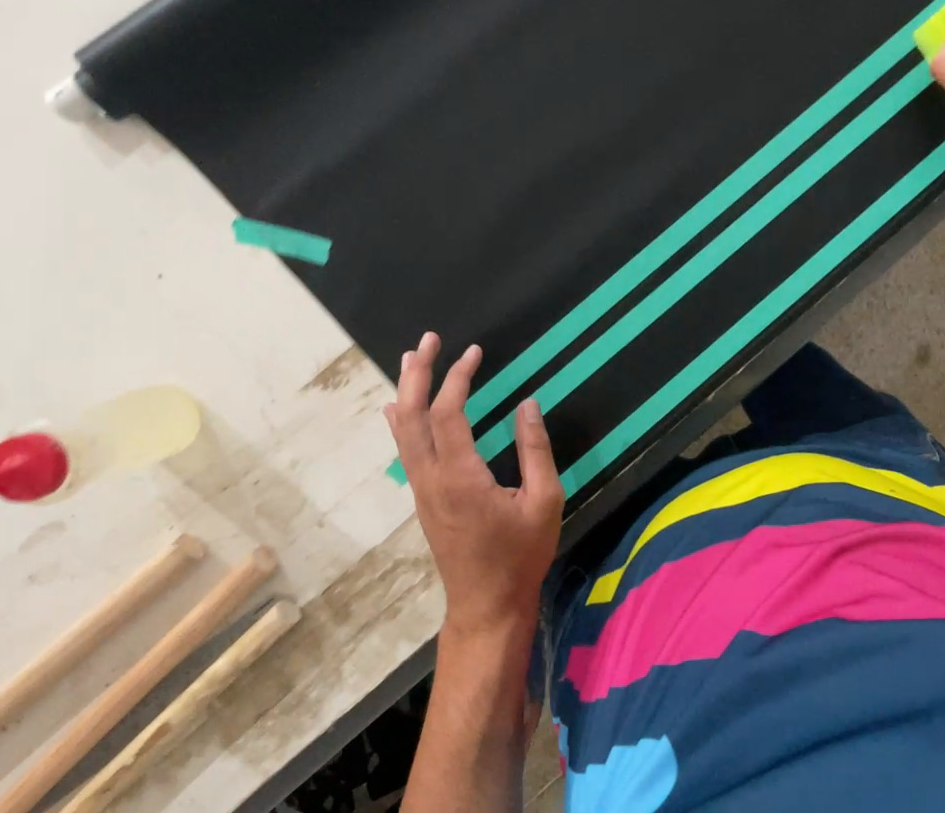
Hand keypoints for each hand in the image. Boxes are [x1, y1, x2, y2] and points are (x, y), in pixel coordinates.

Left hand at [385, 332, 561, 643]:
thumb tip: (528, 404)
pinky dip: (403, 419)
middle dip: (418, 373)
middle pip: (411, 415)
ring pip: (402, 431)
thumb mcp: (545, 501)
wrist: (486, 605)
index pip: (448, 413)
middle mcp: (432, 479)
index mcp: (461, 477)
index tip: (474, 352)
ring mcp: (422, 490)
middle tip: (428, 340)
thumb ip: (536, 450)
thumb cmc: (521, 555)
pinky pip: (406, 449)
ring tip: (412, 359)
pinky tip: (399, 408)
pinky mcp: (424, 499)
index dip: (458, 378)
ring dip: (406, 391)